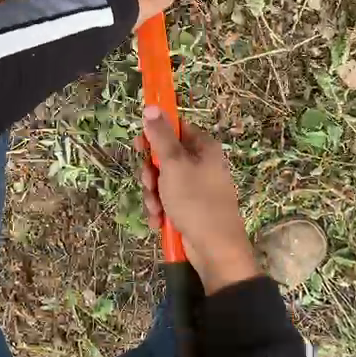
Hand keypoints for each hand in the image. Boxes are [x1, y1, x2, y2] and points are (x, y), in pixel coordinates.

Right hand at [136, 106, 259, 293]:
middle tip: (149, 182)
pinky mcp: (190, 208)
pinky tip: (159, 221)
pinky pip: (166, 201)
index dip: (156, 134)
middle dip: (151, 173)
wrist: (216, 250)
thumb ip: (160, 136)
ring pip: (162, 181)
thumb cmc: (196, 201)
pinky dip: (160, 210)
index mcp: (203, 148)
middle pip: (164, 156)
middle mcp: (201, 164)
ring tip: (156, 209)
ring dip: (153, 194)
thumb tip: (151, 107)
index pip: (176, 128)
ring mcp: (196, 188)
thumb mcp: (174, 164)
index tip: (140, 144)